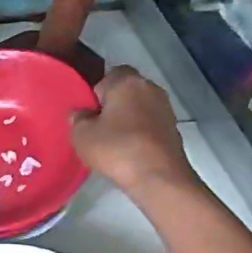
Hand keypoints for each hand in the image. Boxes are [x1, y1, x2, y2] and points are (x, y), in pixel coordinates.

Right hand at [70, 66, 196, 198]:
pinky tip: (132, 152)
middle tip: (100, 128)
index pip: (108, 75)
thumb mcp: (82, 135)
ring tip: (116, 143)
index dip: (97, 94)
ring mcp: (166, 108)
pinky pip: (150, 125)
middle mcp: (150, 88)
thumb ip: (77, 118)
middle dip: (113, 106)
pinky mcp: (174, 129)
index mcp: (127, 81)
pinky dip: (141, 133)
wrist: (158, 177)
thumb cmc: (116, 149)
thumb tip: (81, 113)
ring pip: (140, 108)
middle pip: (126, 91)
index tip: (90, 114)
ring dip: (129, 120)